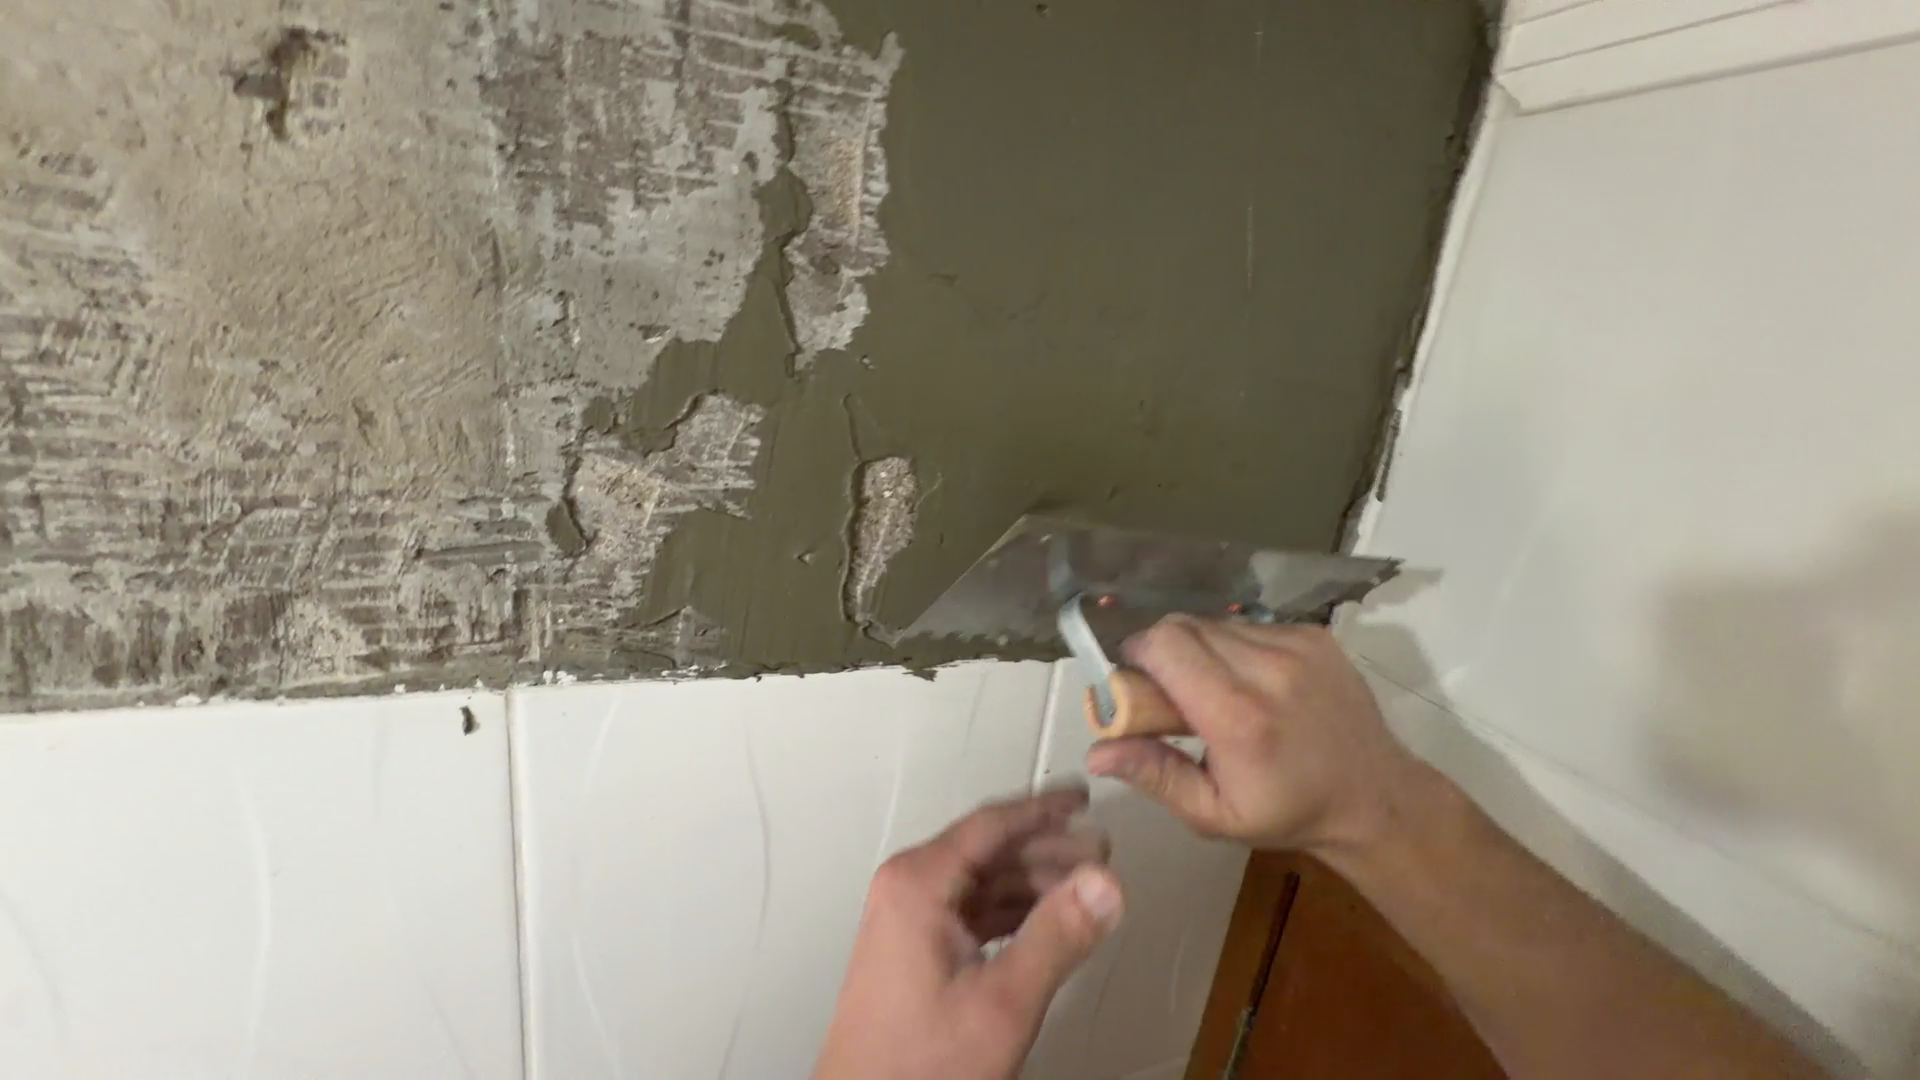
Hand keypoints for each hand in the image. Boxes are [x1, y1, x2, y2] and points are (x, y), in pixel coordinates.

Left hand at [813, 788, 1124, 1079]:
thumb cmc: (917, 1065)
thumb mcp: (1001, 1001)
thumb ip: (1057, 937)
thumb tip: (1104, 883)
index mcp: (919, 880)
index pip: (993, 823)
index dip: (1045, 808)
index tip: (1083, 798)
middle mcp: (909, 886)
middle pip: (990, 849)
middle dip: (1048, 848)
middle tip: (1099, 849)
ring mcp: (909, 915)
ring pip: (984, 879)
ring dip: (1034, 880)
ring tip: (1084, 885)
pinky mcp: (916, 944)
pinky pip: (974, 908)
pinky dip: (1014, 910)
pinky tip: (1049, 921)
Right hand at [1084, 617, 1427, 858]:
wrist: (1377, 798)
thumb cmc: (1287, 812)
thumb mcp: (1213, 814)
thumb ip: (1153, 775)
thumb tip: (1095, 752)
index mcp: (1238, 716)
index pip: (1165, 646)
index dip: (1137, 654)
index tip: (1133, 681)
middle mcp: (1267, 669)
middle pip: (1182, 626)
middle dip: (1161, 651)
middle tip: (1167, 689)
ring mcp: (1296, 645)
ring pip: (1214, 622)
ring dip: (1198, 648)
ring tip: (1212, 688)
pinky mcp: (1314, 634)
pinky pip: (1247, 624)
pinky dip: (1233, 646)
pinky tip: (1250, 680)